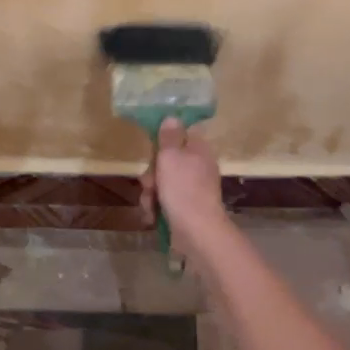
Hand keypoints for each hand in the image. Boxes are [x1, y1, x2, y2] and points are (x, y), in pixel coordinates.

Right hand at [141, 117, 228, 233]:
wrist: (196, 232)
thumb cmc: (183, 189)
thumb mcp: (171, 157)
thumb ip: (169, 137)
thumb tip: (172, 117)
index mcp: (199, 150)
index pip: (181, 134)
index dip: (164, 140)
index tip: (153, 148)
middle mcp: (197, 167)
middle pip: (167, 161)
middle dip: (152, 173)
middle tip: (150, 182)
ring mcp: (192, 189)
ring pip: (162, 183)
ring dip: (151, 193)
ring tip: (150, 204)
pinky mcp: (185, 208)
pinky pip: (164, 201)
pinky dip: (156, 208)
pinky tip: (152, 216)